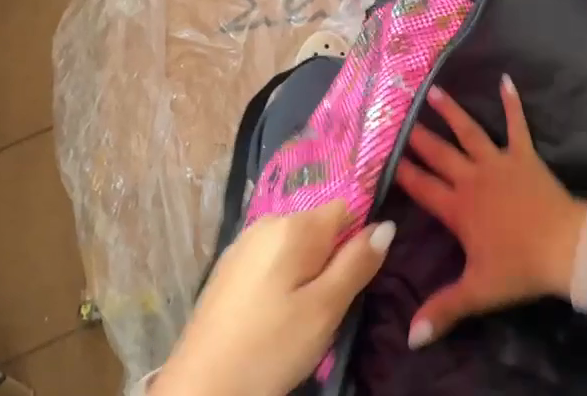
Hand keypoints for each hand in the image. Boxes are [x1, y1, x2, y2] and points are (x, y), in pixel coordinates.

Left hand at [154, 202, 392, 395]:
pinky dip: (282, 281)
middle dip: (332, 258)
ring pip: (294, 246)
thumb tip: (386, 224)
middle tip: (330, 305)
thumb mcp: (325, 310)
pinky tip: (275, 315)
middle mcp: (266, 222)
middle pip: (318, 227)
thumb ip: (357, 263)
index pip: (345, 208)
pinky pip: (271, 261)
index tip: (358, 274)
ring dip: (307, 271)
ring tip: (303, 315)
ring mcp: (242, 244)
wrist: (200, 389)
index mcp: (293, 225)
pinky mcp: (227, 269)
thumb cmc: (270, 347)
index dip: (359, 237)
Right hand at [395, 75, 586, 349]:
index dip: (399, 170)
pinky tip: (506, 80)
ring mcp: (498, 162)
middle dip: (416, 135)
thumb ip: (443, 309)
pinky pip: (517, 125)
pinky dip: (512, 103)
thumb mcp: (478, 292)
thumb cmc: (519, 268)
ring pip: (469, 132)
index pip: (420, 187)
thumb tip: (409, 338)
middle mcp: (472, 178)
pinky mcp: (524, 155)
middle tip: (396, 112)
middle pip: (438, 154)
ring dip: (452, 112)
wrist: (566, 248)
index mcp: (457, 208)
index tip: (379, 152)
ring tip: (434, 91)